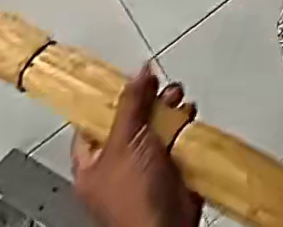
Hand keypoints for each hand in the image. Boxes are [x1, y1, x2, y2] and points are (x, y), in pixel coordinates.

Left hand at [72, 67, 202, 226]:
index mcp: (94, 160)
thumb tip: (139, 71)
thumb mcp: (125, 142)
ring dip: (171, 107)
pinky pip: (179, 132)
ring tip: (178, 102)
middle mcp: (119, 160)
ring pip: (158, 121)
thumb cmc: (132, 199)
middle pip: (134, 116)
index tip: (128, 76)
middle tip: (161, 89)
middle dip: (150, 99)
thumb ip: (132, 105)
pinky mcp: (172, 162)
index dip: (111, 97)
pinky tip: (189, 116)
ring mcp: (147, 161)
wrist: (166, 225)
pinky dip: (186, 121)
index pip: (95, 120)